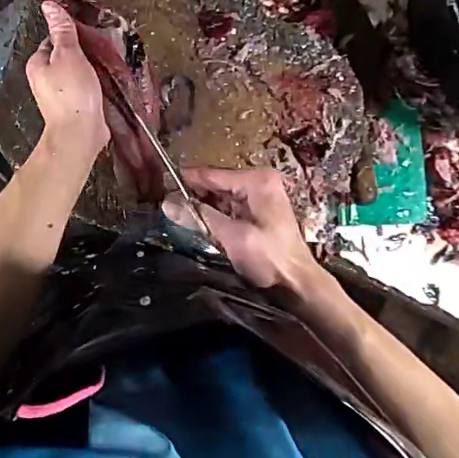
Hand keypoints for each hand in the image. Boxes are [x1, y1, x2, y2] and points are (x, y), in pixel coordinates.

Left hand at [26, 0, 107, 158]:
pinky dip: (94, 85)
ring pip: (76, 73)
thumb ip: (61, 30)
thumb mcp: (68, 54)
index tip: (89, 35)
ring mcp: (59, 95)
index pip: (52, 40)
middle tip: (102, 49)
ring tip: (107, 65)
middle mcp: (44, 79)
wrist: (81, 133)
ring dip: (91, 70)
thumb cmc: (72, 92)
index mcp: (37, 64)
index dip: (71, 35)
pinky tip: (107, 83)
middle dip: (83, 53)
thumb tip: (48, 5)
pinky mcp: (74, 107)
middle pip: (65, 57)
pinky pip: (84, 89)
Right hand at [165, 167, 328, 294]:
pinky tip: (200, 225)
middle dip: (193, 195)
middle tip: (166, 206)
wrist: (298, 283)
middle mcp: (259, 182)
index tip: (160, 187)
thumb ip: (200, 216)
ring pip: (220, 197)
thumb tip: (167, 202)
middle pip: (215, 184)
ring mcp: (260, 196)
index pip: (212, 174)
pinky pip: (228, 208)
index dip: (185, 180)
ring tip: (177, 216)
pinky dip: (214, 216)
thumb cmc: (270, 258)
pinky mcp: (258, 212)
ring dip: (202, 207)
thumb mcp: (232, 236)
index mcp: (257, 180)